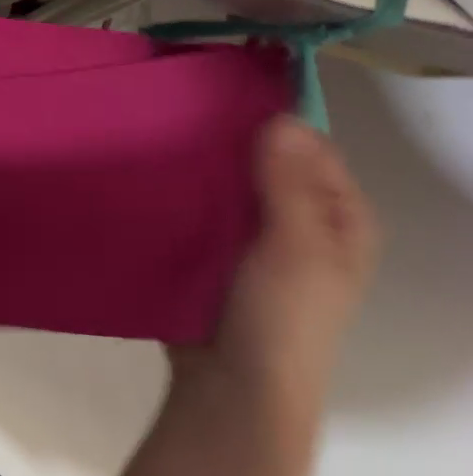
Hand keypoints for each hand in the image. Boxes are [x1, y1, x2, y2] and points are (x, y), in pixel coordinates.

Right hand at [171, 116, 379, 429]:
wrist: (231, 385)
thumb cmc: (279, 319)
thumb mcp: (297, 251)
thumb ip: (291, 187)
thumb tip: (279, 117)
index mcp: (338, 218)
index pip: (308, 147)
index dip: (269, 117)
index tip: (212, 90)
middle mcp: (297, 221)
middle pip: (260, 162)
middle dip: (220, 138)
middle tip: (164, 109)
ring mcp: (249, 239)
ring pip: (221, 185)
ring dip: (190, 165)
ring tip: (140, 136)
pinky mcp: (204, 253)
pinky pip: (190, 210)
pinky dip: (170, 193)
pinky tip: (137, 179)